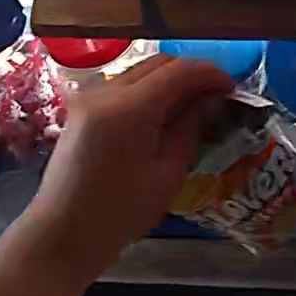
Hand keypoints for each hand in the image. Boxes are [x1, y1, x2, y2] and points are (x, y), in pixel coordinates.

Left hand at [8, 54, 233, 285]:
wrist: (63, 232)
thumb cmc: (121, 213)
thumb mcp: (168, 173)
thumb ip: (190, 127)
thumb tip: (208, 100)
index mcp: (130, 109)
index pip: (178, 71)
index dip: (210, 73)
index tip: (231, 87)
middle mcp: (106, 92)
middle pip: (157, 63)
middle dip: (190, 73)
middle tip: (215, 95)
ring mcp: (89, 97)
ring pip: (139, 72)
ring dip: (168, 80)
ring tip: (192, 105)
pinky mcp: (81, 108)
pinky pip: (121, 86)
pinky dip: (146, 91)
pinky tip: (161, 113)